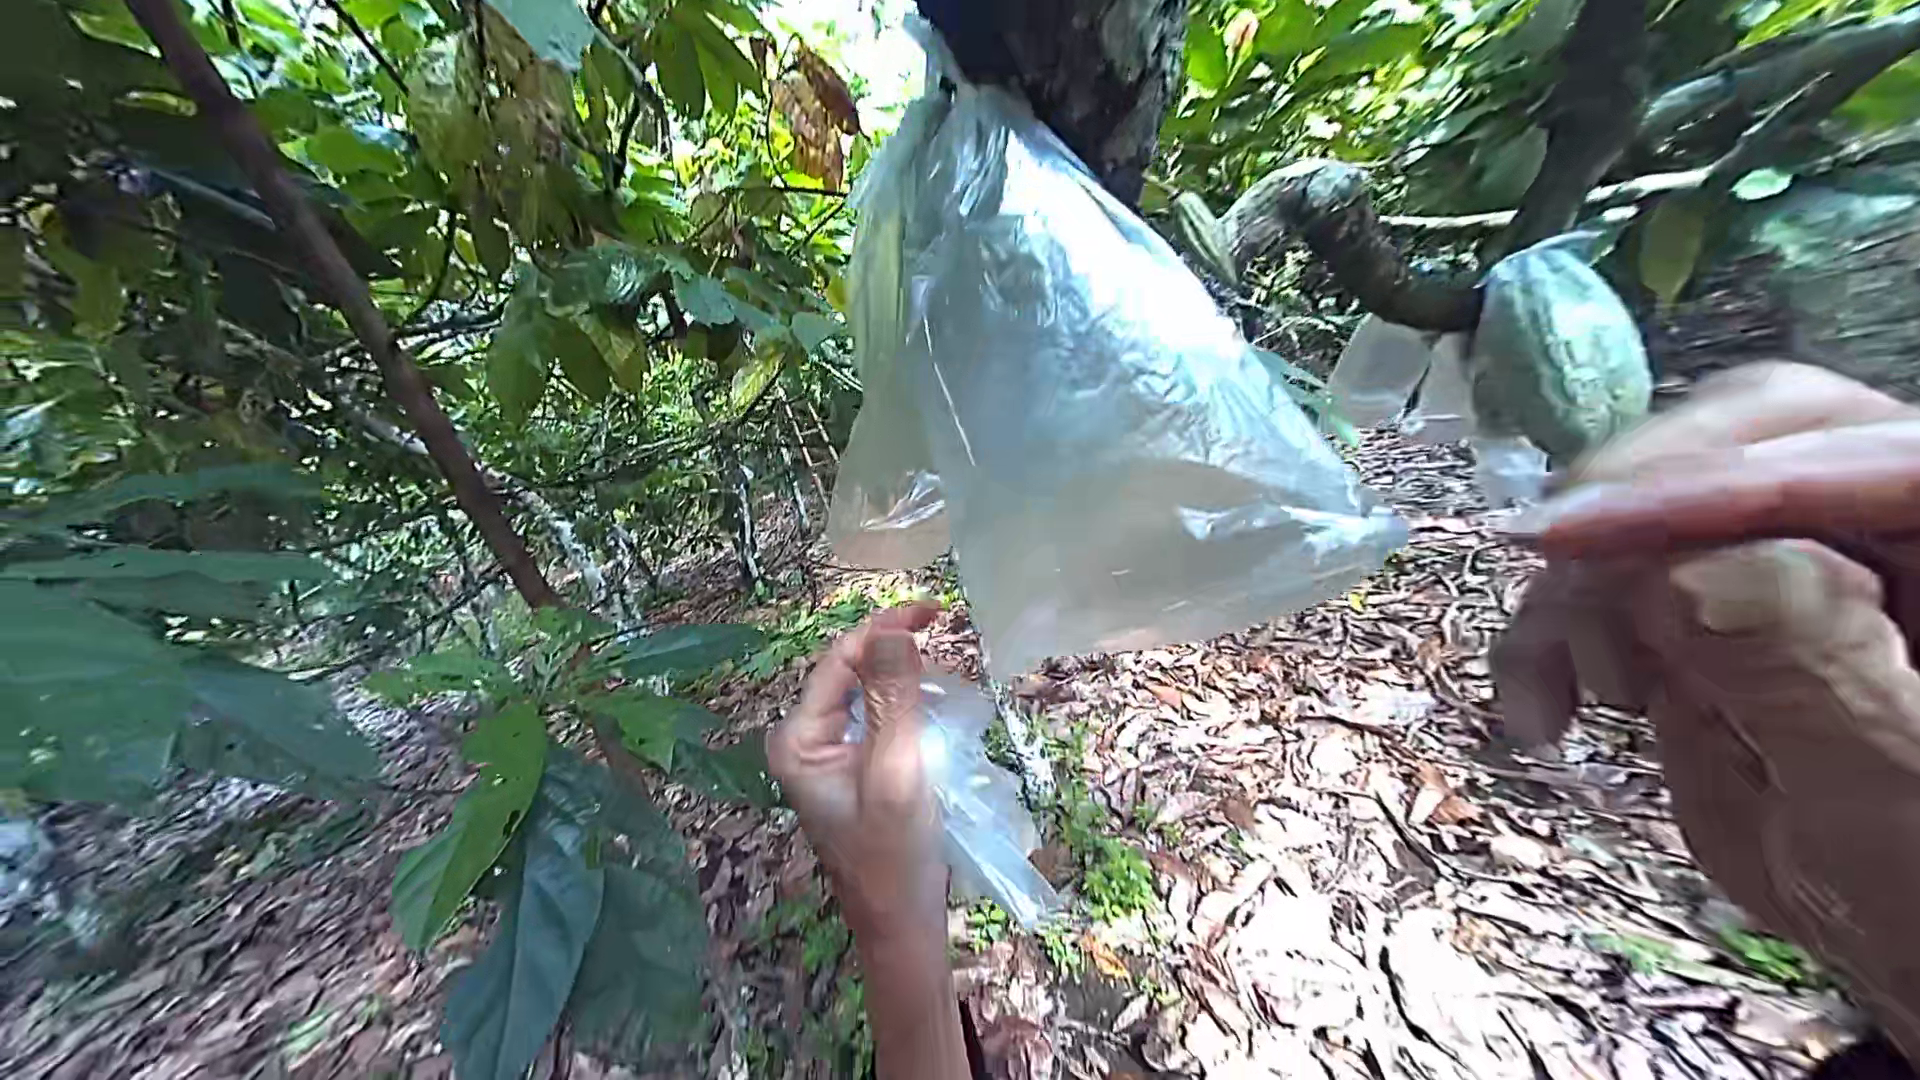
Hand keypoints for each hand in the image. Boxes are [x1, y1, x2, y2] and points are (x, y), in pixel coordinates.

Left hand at [766, 603, 970, 1079]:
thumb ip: (894, 698)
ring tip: (938, 650)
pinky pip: (874, 709)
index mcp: (798, 738)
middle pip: (850, 667)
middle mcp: (804, 736)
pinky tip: (928, 689)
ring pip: (864, 685)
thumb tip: (893, 628)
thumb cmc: (895, 854)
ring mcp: (826, 748)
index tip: (933, 610)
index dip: (884, 627)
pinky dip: (903, 692)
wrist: (902, 921)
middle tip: (939, 620)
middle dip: (892, 641)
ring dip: (900, 665)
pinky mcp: (850, 758)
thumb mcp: (897, 770)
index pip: (840, 660)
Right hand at [1494, 364, 1919, 1055]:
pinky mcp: (1712, 598)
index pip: (1872, 460)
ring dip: (1575, 596)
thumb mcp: (1891, 821)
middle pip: (1754, 440)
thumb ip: (1814, 684)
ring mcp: (1806, 561)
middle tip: (1553, 570)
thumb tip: (1691, 569)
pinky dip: (1551, 634)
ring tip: (1566, 699)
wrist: (1908, 944)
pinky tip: (1543, 705)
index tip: (1563, 532)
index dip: (1706, 483)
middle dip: (1632, 512)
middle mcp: (1911, 534)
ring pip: (1647, 510)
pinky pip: (1600, 578)